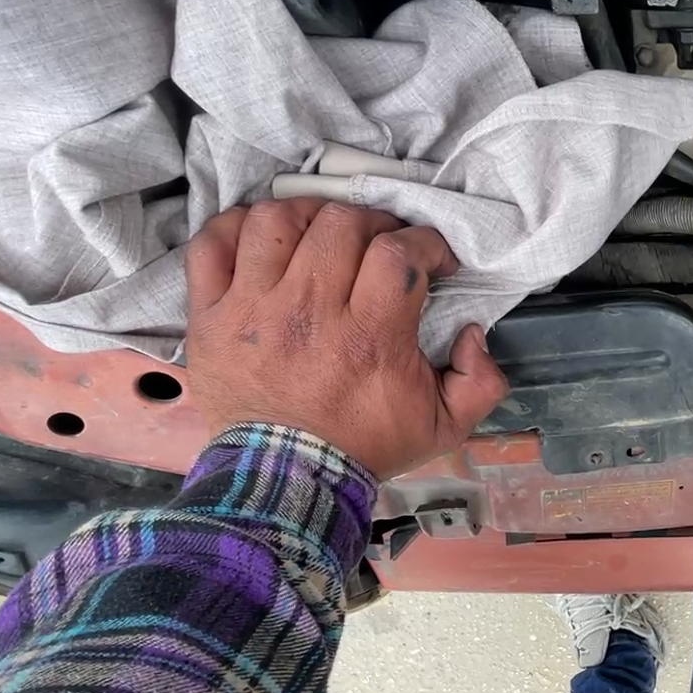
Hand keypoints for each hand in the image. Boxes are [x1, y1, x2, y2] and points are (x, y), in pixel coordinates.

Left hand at [184, 199, 509, 478]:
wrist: (289, 478)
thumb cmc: (368, 445)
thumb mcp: (447, 426)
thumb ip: (481, 381)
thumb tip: (473, 332)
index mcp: (370, 337)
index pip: (399, 253)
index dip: (427, 243)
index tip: (436, 261)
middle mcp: (309, 312)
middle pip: (341, 225)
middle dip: (376, 223)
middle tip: (386, 245)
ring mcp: (253, 309)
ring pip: (277, 221)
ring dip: (311, 215)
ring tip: (328, 234)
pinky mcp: (211, 315)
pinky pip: (213, 243)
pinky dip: (239, 226)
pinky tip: (268, 238)